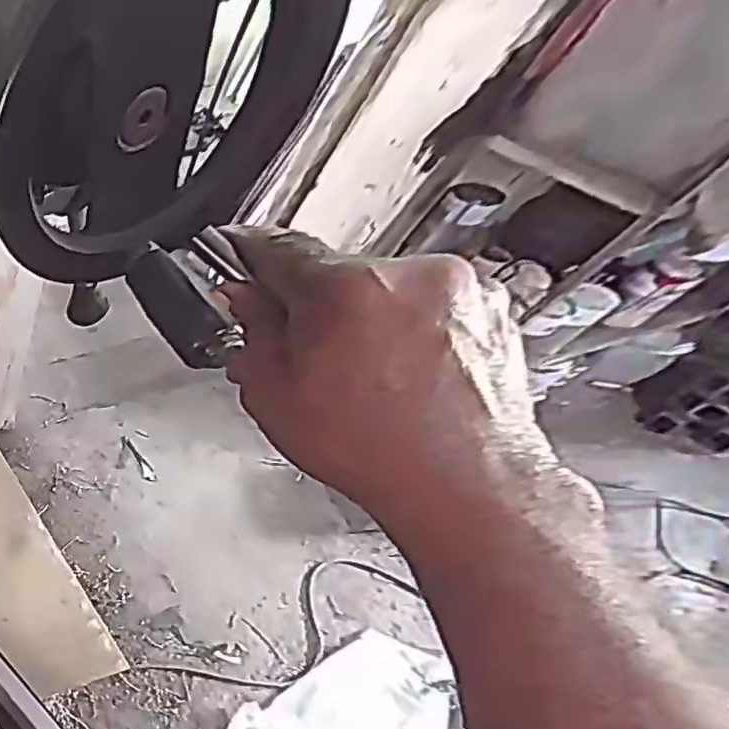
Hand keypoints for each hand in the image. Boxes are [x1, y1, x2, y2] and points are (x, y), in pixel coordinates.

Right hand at [216, 226, 591, 540]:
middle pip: (333, 273)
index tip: (239, 255)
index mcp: (342, 290)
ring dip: (360, 318)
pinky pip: (426, 301)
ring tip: (358, 379)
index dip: (249, 255)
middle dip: (309, 308)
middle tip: (299, 356)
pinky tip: (396, 375)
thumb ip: (253, 336)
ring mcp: (455, 285)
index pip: (279, 249)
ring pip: (381, 287)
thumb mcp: (276, 399)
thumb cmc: (373, 449)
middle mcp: (405, 273)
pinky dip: (404, 327)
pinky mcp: (489, 303)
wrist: (461, 480)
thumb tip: (244, 301)